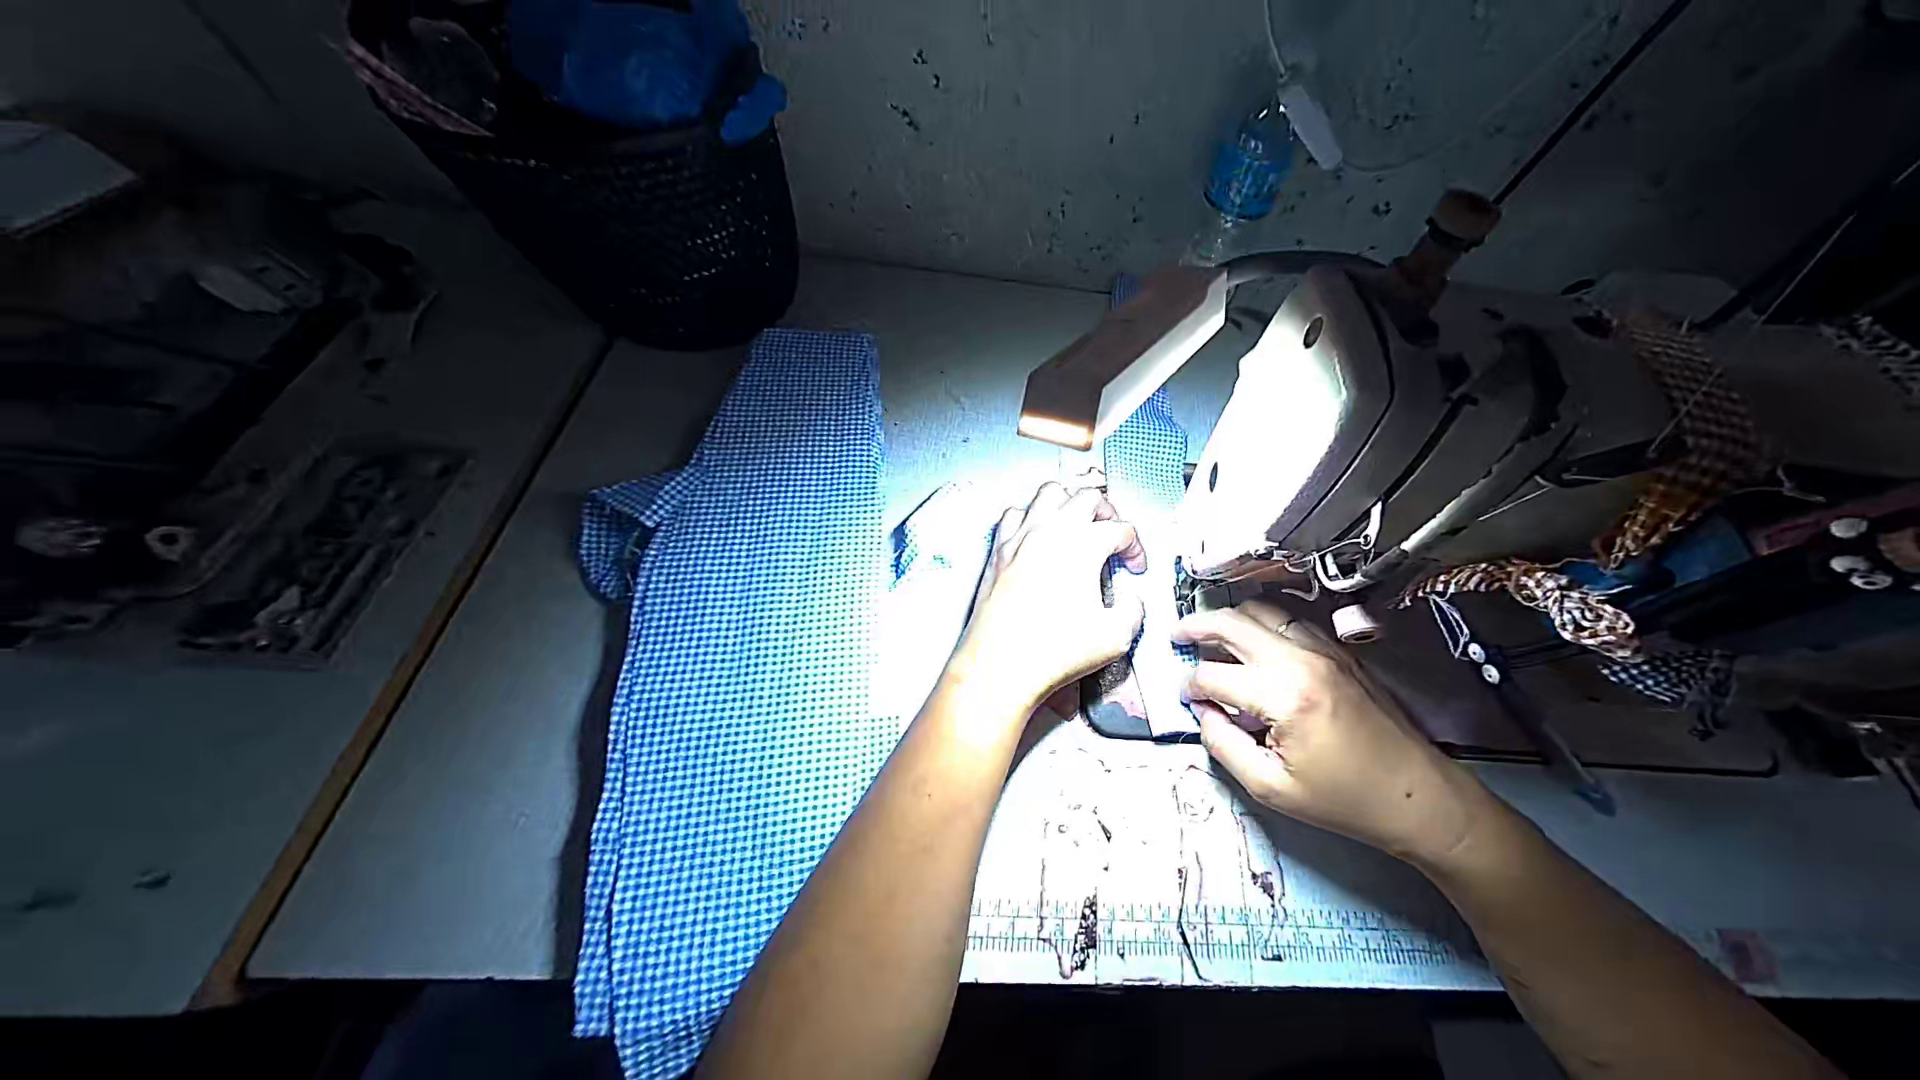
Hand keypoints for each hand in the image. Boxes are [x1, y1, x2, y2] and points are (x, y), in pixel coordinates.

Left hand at [946, 481, 1146, 721]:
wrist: (999, 666)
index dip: (1135, 547)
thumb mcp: (1116, 637)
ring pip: (1048, 494)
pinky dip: (1030, 517)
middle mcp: (1050, 532)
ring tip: (1077, 523)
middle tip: (1111, 533)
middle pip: (1087, 498)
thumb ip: (1133, 611)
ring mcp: (1020, 538)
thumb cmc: (1050, 651)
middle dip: (1107, 513)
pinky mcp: (998, 551)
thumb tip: (1129, 601)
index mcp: (1083, 545)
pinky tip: (1036, 535)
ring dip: (1068, 503)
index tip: (1133, 565)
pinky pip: (1014, 515)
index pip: (1121, 529)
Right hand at [1174, 600, 1497, 866]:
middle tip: (1175, 634)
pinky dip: (1261, 623)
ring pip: (1261, 612)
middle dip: (1195, 626)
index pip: (1213, 675)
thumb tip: (1202, 712)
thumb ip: (1223, 744)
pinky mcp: (1339, 653)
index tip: (1183, 697)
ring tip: (1208, 633)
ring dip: (1229, 619)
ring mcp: (1324, 651)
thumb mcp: (1270, 787)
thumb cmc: (1345, 800)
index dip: (1189, 686)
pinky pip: (1290, 621)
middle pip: (1232, 623)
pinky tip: (1251, 641)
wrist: (1420, 798)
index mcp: (1283, 695)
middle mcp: (1302, 661)